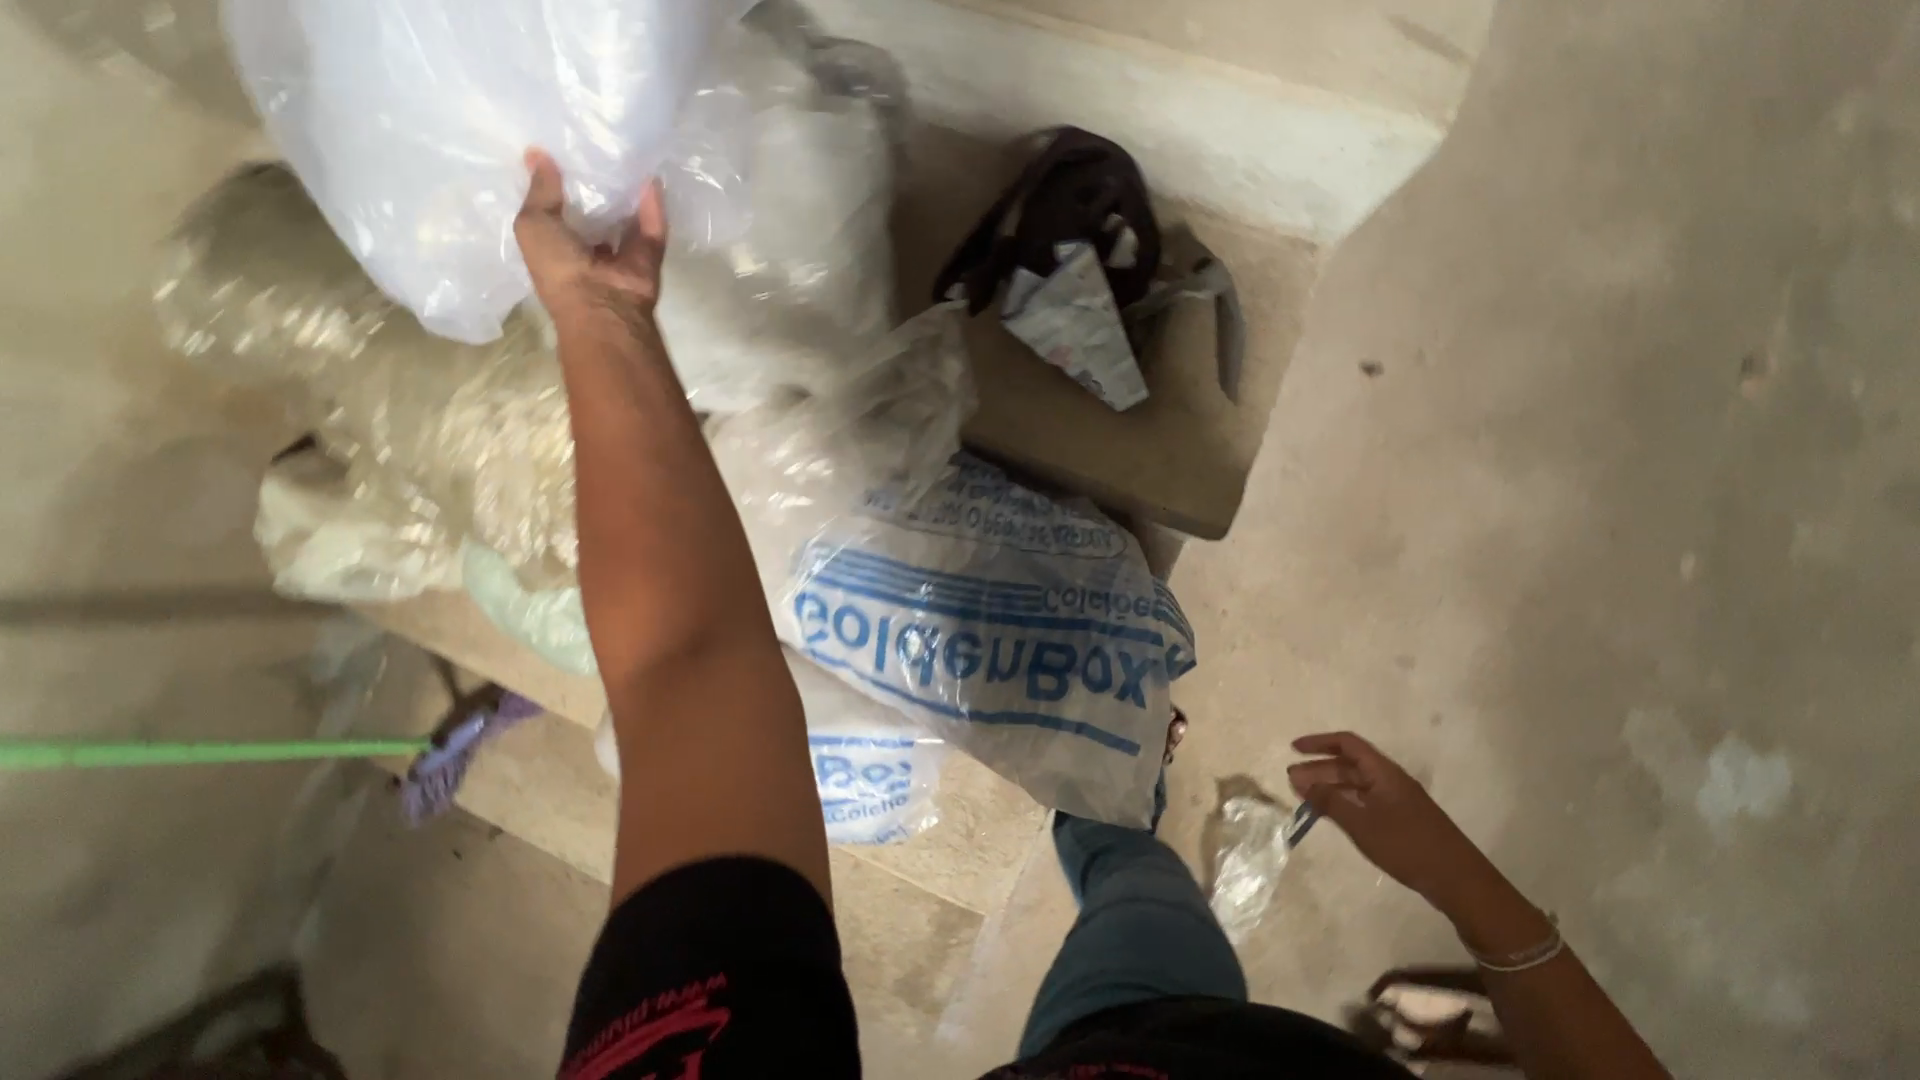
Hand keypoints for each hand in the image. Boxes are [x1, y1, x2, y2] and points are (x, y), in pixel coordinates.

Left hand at [513, 148, 666, 337]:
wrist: (603, 306)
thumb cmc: (558, 267)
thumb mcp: (533, 223)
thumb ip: (539, 190)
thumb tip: (536, 153)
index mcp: (557, 248)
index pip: (558, 211)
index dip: (557, 181)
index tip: (559, 147)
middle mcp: (590, 251)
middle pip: (595, 212)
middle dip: (595, 184)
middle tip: (596, 142)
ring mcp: (623, 254)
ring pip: (626, 217)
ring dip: (627, 191)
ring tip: (626, 151)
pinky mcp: (650, 254)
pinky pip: (652, 225)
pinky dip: (653, 204)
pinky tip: (650, 174)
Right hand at [1287, 731, 1495, 914]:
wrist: (1458, 880)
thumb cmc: (1407, 845)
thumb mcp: (1362, 824)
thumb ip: (1330, 801)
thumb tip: (1302, 781)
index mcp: (1384, 773)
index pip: (1347, 744)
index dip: (1319, 743)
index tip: (1294, 749)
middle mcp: (1390, 780)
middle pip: (1350, 764)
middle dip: (1319, 768)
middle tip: (1292, 780)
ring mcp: (1397, 800)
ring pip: (1357, 784)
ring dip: (1330, 786)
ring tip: (1304, 797)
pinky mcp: (1401, 819)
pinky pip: (1365, 800)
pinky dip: (1344, 802)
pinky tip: (1331, 814)